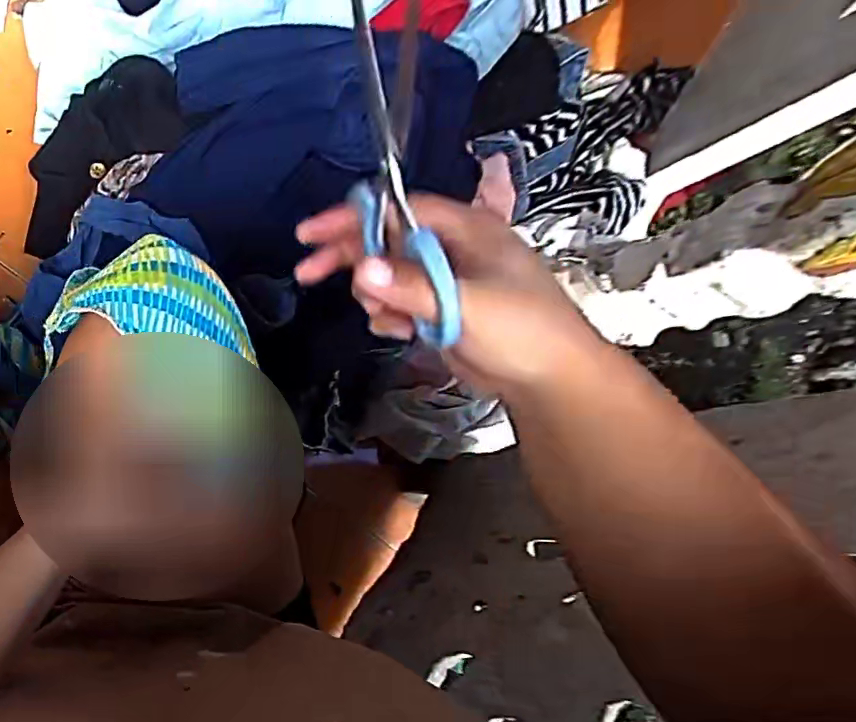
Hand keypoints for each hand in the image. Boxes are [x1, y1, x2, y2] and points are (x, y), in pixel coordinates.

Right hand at [294, 194, 604, 395]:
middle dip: (350, 258)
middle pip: (386, 241)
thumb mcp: (466, 305)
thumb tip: (363, 269)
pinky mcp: (439, 310)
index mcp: (465, 229)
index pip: (398, 210)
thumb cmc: (521, 330)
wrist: (548, 378)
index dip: (353, 218)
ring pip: (387, 278)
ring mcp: (444, 281)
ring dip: (376, 298)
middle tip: (307, 274)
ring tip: (391, 321)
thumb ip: (413, 288)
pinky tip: (401, 332)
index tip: (311, 234)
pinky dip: (390, 318)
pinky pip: (399, 306)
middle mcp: (451, 248)